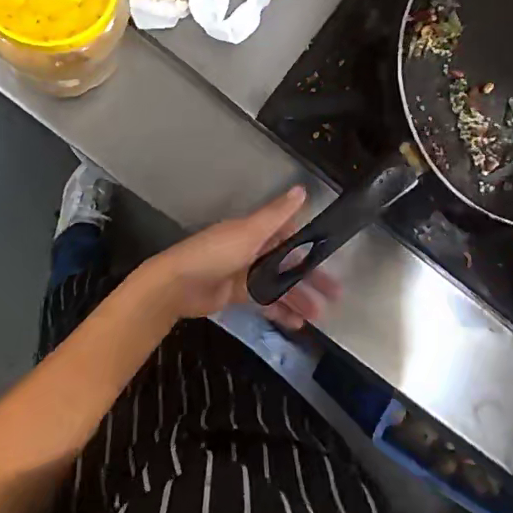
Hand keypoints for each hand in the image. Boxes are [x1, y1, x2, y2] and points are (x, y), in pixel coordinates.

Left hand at [132, 186, 340, 329]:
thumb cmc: (215, 253)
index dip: (309, 247)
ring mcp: (244, 274)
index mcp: (255, 231)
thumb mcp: (249, 232)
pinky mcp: (237, 295)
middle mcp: (252, 250)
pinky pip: (265, 302)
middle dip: (310, 278)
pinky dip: (280, 311)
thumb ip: (277, 214)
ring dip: (298, 298)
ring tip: (319, 315)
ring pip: (278, 285)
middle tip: (335, 295)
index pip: (289, 236)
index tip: (329, 258)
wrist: (177, 285)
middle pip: (287, 263)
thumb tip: (302, 189)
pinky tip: (296, 324)